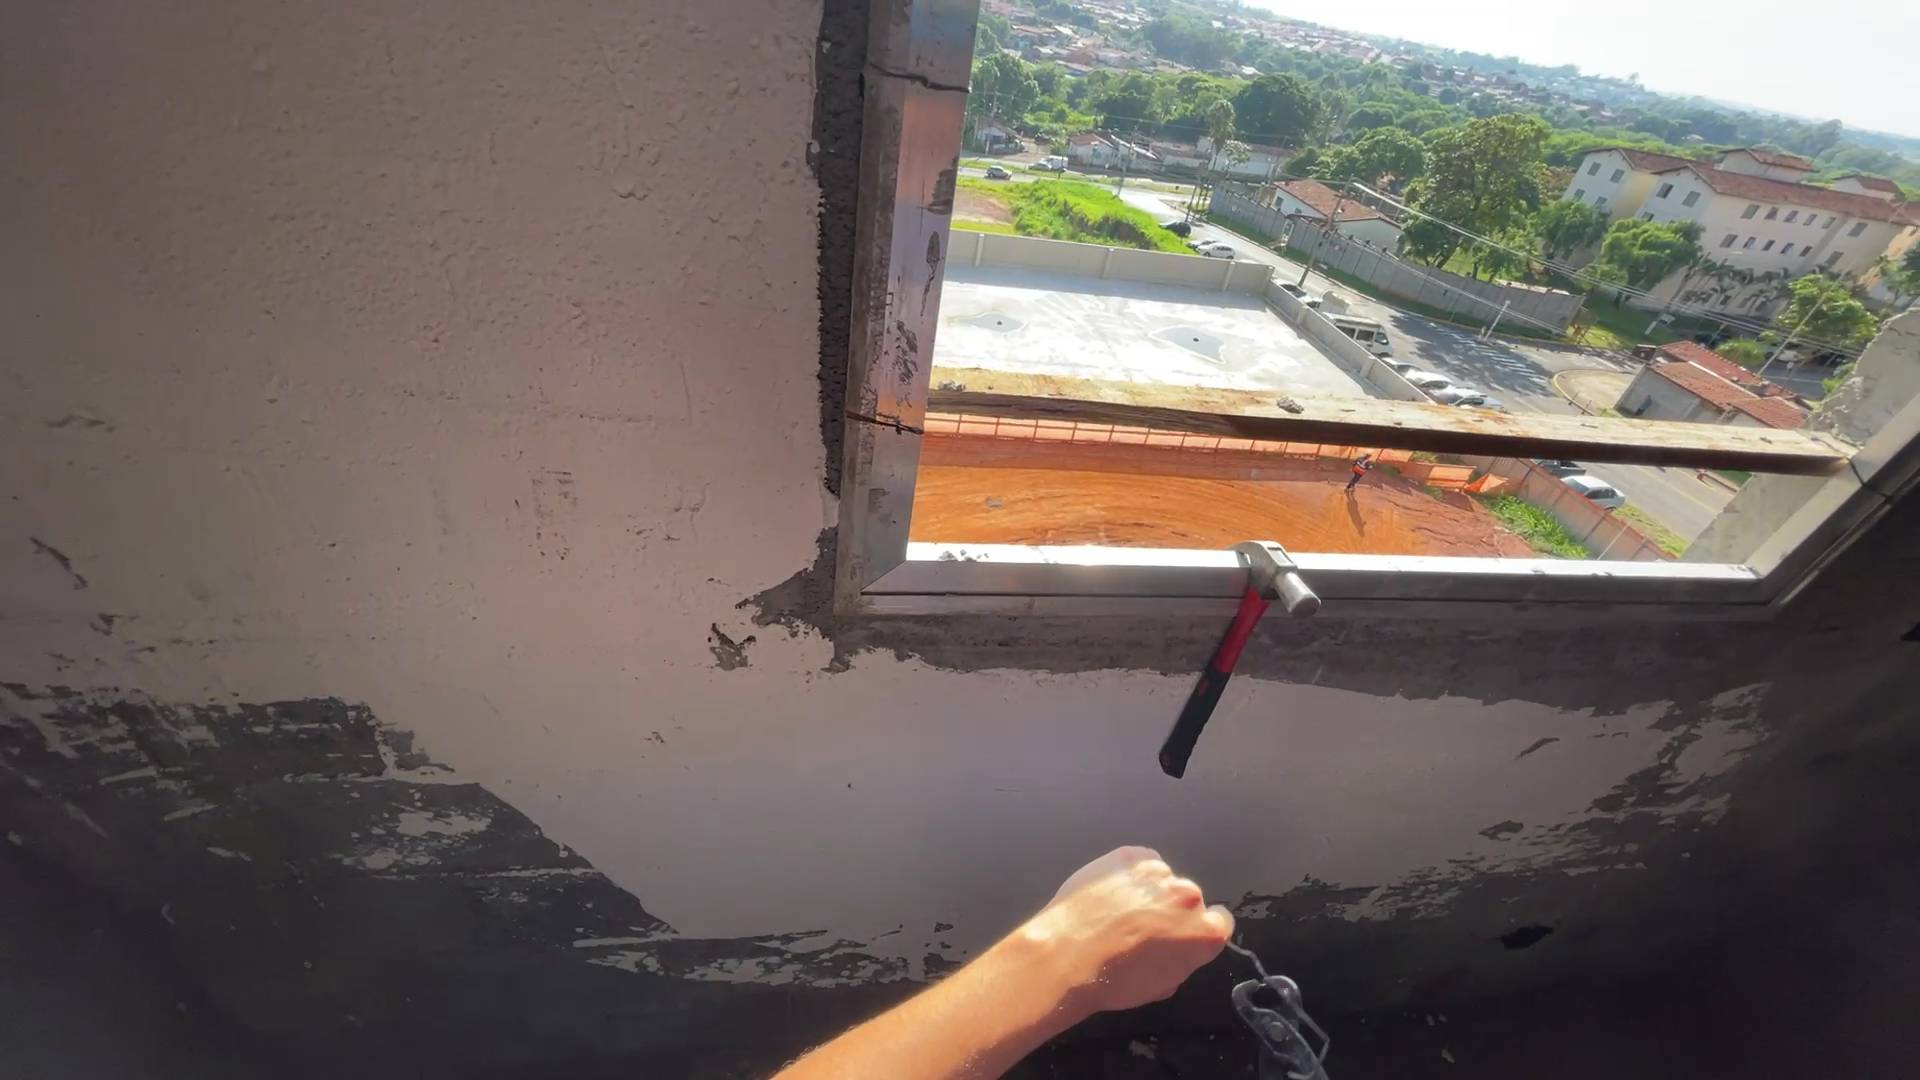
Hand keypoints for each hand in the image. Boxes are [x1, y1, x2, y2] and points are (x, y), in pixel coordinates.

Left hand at [1018, 846, 1233, 1016]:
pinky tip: (1111, 891)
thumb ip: (1184, 957)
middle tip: (1145, 924)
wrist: (1071, 953)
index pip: (1220, 920)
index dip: (1200, 927)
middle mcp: (1188, 895)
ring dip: (1149, 889)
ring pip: (1162, 878)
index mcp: (1205, 932)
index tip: (1183, 932)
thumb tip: (1179, 943)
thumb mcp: (1165, 984)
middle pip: (1189, 897)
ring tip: (1120, 908)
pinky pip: (1140, 861)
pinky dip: (1130, 873)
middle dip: (1172, 908)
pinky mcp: (1130, 854)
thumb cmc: (1117, 980)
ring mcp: (1158, 871)